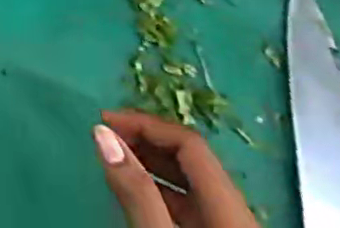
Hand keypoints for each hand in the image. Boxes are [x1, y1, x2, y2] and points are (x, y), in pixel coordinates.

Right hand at [93, 111, 257, 227]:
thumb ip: (137, 191)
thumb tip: (102, 133)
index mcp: (231, 207)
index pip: (188, 141)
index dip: (145, 123)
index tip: (104, 121)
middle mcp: (238, 213)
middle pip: (191, 159)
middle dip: (144, 140)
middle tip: (104, 137)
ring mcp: (230, 227)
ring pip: (190, 183)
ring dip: (150, 164)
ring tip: (113, 161)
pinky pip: (191, 205)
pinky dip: (160, 191)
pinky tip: (137, 194)